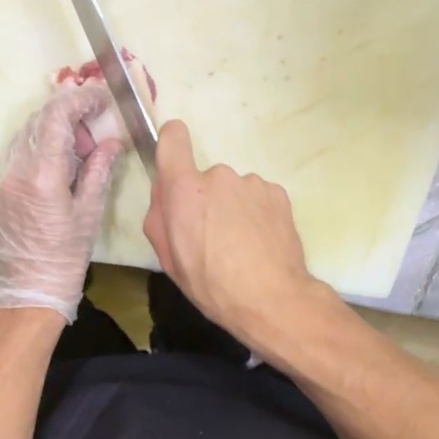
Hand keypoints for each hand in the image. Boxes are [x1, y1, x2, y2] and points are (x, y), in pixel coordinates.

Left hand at [0, 84, 124, 322]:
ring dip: (51, 135)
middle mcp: (14, 172)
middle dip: (67, 117)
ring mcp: (0, 184)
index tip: (100, 101)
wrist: (29, 294)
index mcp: (42, 175)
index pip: (56, 115)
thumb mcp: (89, 215)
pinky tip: (54, 174)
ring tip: (76, 157)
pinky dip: (36, 155)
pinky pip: (15, 161)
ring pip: (23, 138)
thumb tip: (111, 143)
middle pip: (37, 121)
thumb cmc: (64, 260)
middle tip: (91, 137)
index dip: (80, 99)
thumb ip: (99, 171)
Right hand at [143, 121, 320, 342]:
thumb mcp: (168, 260)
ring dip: (231, 211)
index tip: (175, 165)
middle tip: (211, 241)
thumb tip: (164, 194)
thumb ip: (159, 219)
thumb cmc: (210, 284)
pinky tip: (258, 245)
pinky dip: (255, 216)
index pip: (173, 140)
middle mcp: (219, 176)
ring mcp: (252, 182)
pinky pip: (256, 199)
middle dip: (204, 203)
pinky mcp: (278, 193)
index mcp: (185, 190)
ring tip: (238, 247)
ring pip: (233, 191)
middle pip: (203, 180)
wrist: (270, 298)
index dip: (172, 146)